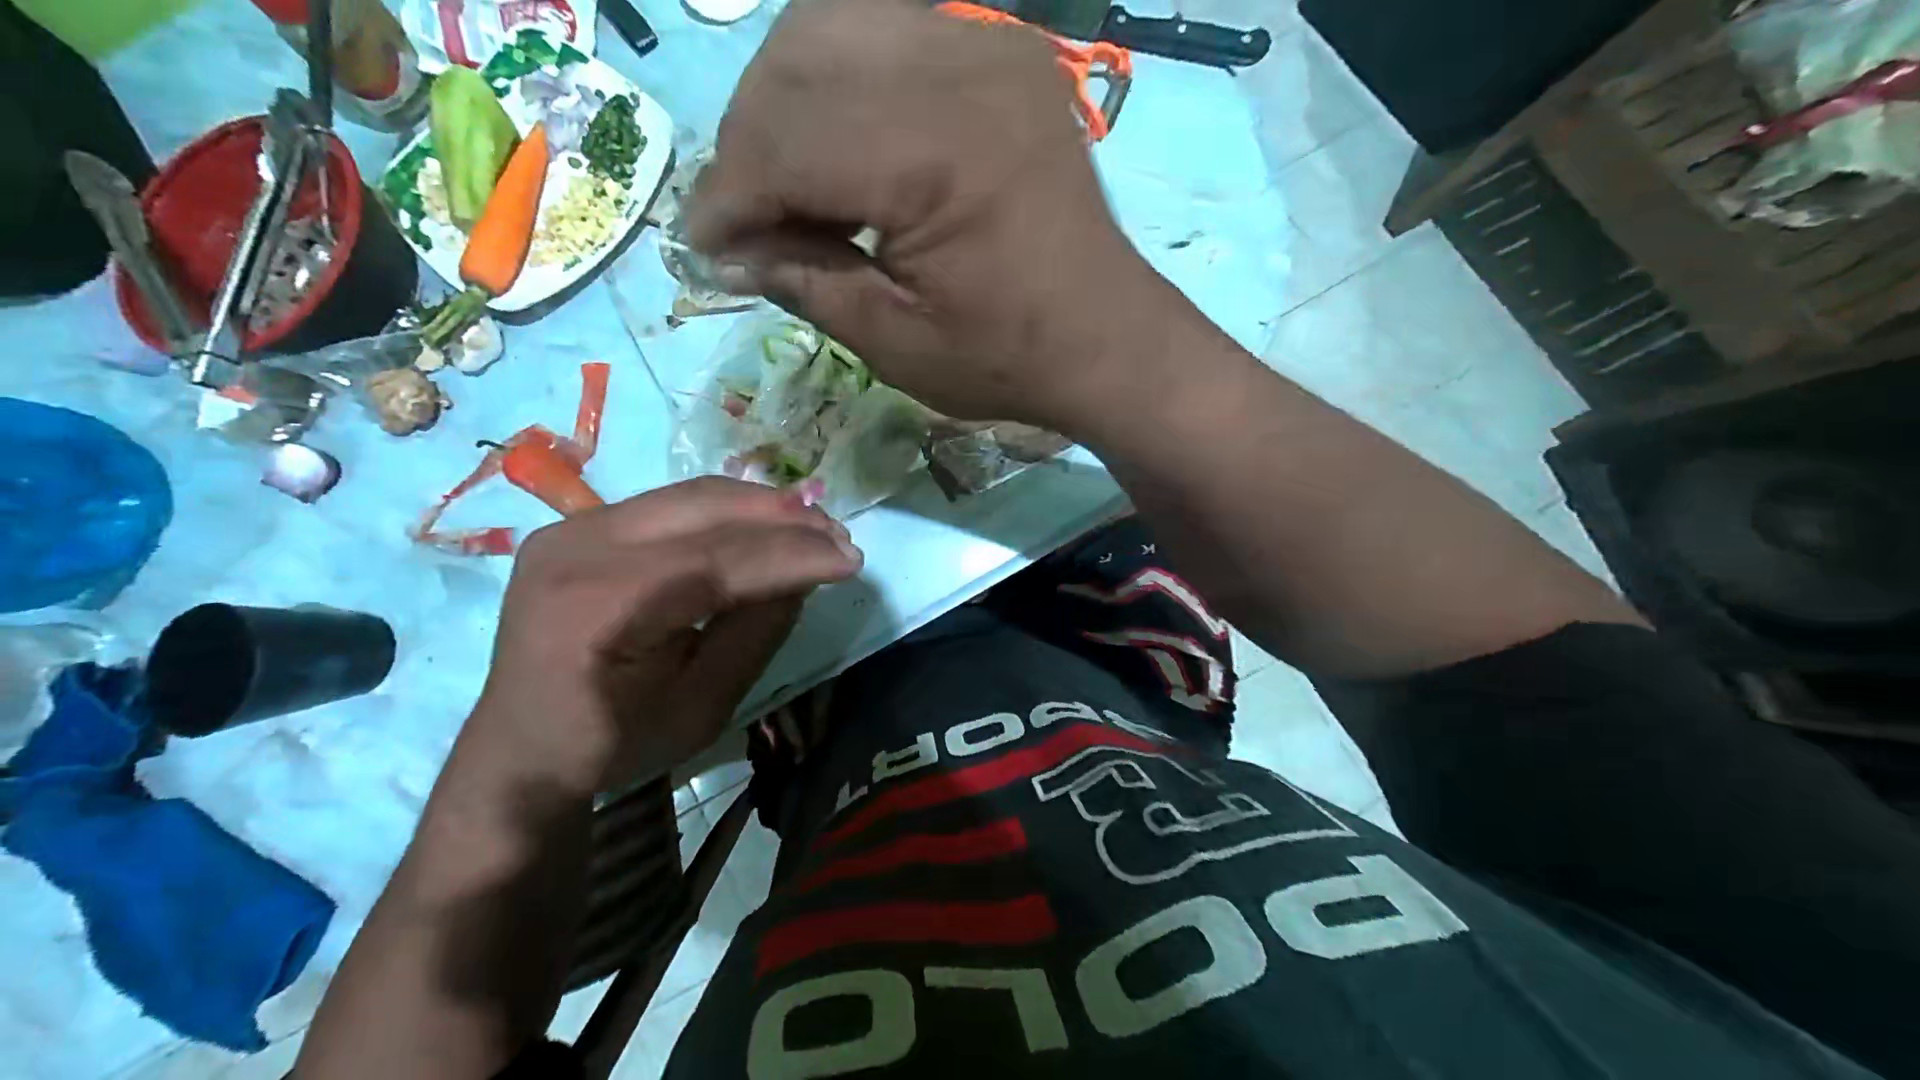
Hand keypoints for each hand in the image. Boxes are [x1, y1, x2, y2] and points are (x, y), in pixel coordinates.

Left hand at [467, 478, 862, 792]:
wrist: (524, 746)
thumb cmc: (616, 742)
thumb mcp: (704, 706)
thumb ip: (756, 633)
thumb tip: (802, 575)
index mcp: (596, 607)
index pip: (715, 561)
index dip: (792, 555)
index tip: (852, 560)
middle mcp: (575, 548)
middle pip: (704, 509)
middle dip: (785, 519)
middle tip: (841, 538)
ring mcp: (571, 527)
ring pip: (691, 495)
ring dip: (762, 507)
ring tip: (815, 528)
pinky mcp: (579, 524)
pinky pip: (672, 504)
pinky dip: (728, 512)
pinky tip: (766, 526)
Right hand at [687, 0, 1181, 427]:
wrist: (1107, 338)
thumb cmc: (1008, 359)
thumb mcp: (895, 343)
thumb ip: (804, 281)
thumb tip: (728, 249)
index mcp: (933, 155)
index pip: (785, 140)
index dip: (728, 194)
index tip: (703, 246)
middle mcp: (958, 70)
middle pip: (796, 63)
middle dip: (748, 144)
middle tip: (746, 219)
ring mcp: (985, 46)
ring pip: (830, 29)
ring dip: (785, 103)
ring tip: (785, 182)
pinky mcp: (998, 51)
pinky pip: (885, 31)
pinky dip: (840, 81)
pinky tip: (839, 145)